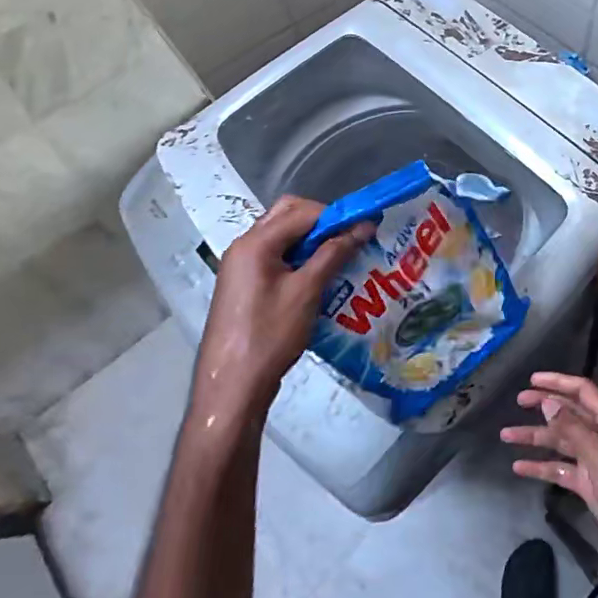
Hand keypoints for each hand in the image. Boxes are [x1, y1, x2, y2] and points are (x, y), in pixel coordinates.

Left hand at [192, 196, 372, 425]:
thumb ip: (333, 254)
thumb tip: (363, 226)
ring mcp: (241, 266)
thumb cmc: (270, 336)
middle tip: (350, 240)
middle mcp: (243, 246)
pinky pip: (275, 258)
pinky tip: (320, 278)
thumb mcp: (306, 292)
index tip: (365, 227)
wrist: (232, 385)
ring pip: (281, 238)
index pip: (301, 212)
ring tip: (341, 258)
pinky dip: (298, 259)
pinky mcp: (244, 285)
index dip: (335, 215)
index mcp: (255, 242)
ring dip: (311, 242)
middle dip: (321, 223)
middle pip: (287, 217)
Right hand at [502, 372, 597, 564]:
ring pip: (562, 443)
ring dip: (536, 437)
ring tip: (506, 435)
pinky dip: (541, 466)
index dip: (559, 382)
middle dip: (545, 406)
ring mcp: (597, 464)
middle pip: (571, 414)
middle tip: (518, 401)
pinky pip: (561, 470)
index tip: (531, 380)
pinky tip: (519, 467)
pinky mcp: (590, 488)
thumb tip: (548, 402)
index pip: (584, 392)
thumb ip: (572, 428)